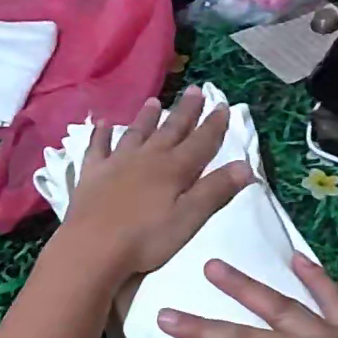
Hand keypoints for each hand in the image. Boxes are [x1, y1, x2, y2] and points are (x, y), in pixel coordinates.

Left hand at [59, 87, 253, 278]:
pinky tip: (103, 124)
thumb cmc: (147, 239)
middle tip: (195, 90)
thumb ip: (216, 191)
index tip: (223, 105)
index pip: (201, 143)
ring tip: (155, 101)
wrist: (93, 247)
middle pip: (170, 130)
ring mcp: (116, 163)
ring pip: (136, 133)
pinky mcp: (92, 174)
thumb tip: (245, 166)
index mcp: (173, 170)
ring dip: (147, 117)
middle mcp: (147, 158)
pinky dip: (101, 134)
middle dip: (185, 111)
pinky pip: (98, 147)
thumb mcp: (189, 218)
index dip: (214, 125)